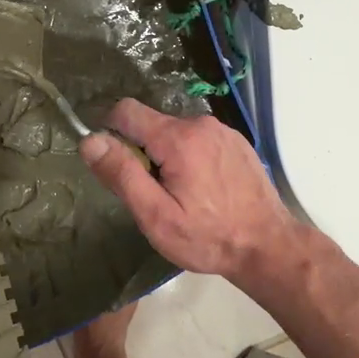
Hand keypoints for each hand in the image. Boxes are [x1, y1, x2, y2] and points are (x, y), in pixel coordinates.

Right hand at [80, 99, 302, 277]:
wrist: (269, 247)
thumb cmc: (208, 238)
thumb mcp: (156, 215)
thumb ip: (122, 174)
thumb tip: (90, 141)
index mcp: (178, 138)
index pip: (126, 110)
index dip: (110, 133)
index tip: (115, 165)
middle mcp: (200, 124)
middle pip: (152, 124)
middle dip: (143, 153)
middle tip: (154, 195)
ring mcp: (223, 131)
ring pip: (176, 133)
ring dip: (167, 157)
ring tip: (182, 197)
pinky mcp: (236, 143)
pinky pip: (199, 140)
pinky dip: (190, 159)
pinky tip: (204, 191)